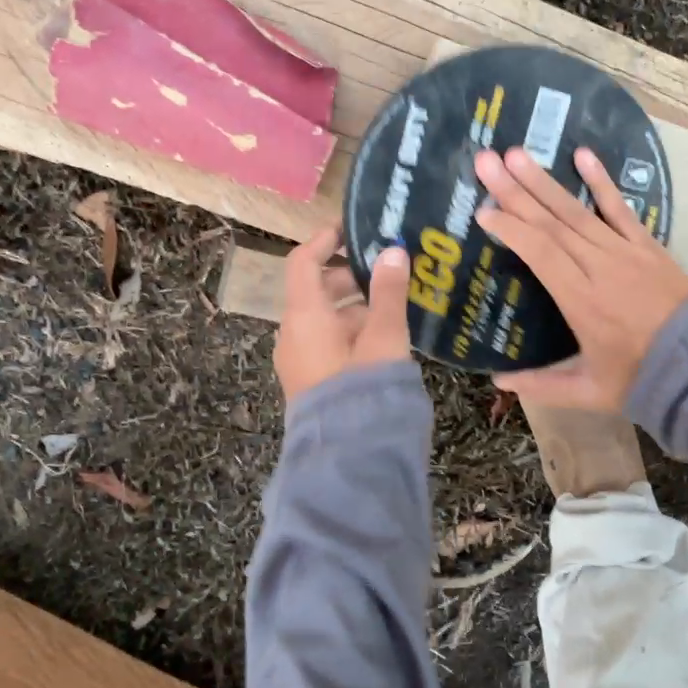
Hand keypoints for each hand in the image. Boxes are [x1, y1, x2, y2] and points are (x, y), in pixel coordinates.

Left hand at [273, 223, 413, 403]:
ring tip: (394, 305)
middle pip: (315, 290)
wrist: (347, 458)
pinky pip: (326, 341)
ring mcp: (299, 360)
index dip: (325, 240)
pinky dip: (350, 329)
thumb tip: (392, 250)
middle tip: (387, 268)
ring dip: (354, 305)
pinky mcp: (311, 381)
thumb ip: (389, 292)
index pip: (303, 262)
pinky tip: (383, 338)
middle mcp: (293, 333)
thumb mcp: (384, 336)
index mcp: (304, 315)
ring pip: (323, 318)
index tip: (353, 229)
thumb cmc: (365, 387)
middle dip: (350, 275)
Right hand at [474, 147, 687, 411]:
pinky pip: (620, 208)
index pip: (540, 253)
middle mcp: (598, 266)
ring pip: (577, 211)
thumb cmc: (641, 377)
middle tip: (486, 162)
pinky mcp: (646, 244)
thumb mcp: (589, 392)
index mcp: (581, 300)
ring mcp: (624, 251)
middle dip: (516, 191)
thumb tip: (498, 381)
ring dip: (544, 181)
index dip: (512, 230)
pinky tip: (582, 154)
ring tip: (516, 153)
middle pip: (552, 223)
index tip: (483, 212)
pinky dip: (602, 181)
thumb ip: (543, 386)